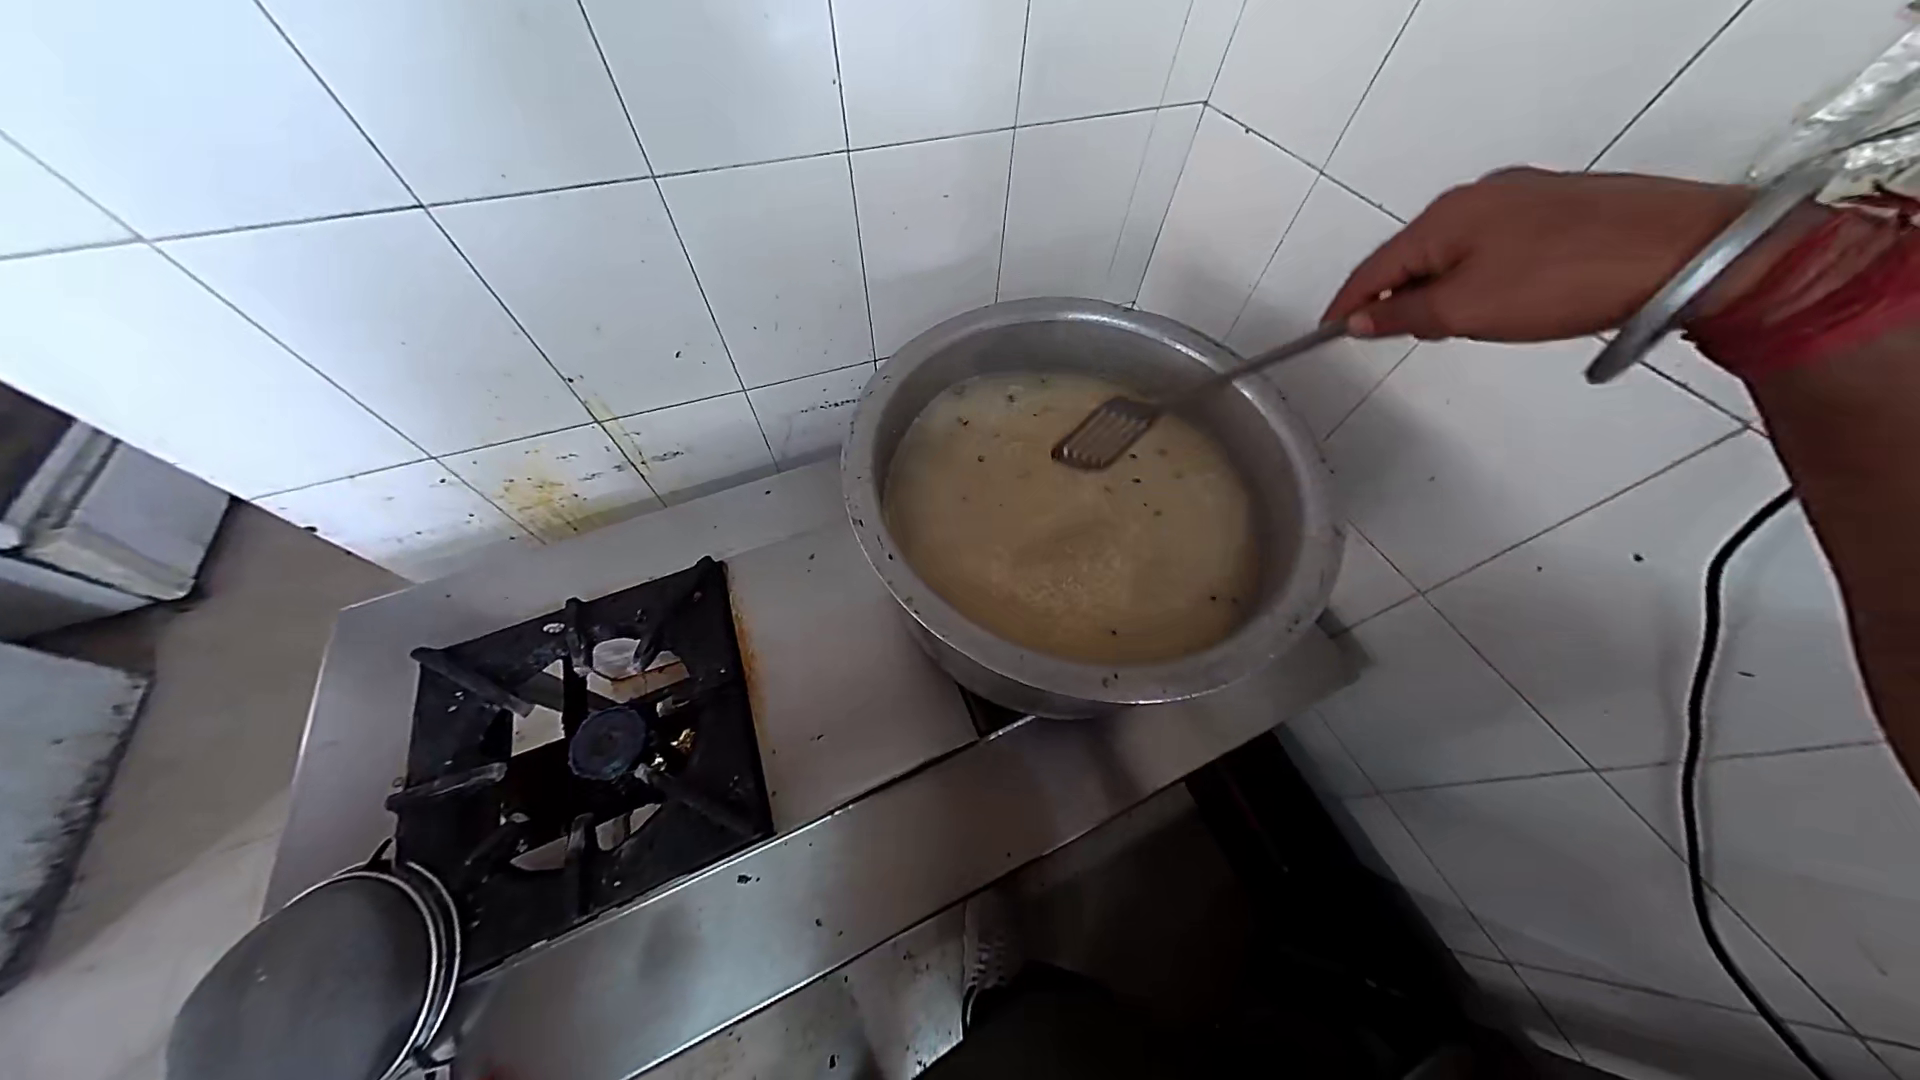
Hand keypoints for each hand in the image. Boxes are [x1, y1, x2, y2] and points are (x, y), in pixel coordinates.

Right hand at [1322, 168, 1755, 341]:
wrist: (1687, 254)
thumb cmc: (1565, 279)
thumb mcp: (1463, 309)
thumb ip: (1401, 316)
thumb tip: (1360, 321)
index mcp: (1445, 217)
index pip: (1372, 270)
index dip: (1344, 306)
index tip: (1324, 333)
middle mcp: (1479, 196)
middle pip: (1409, 257)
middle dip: (1390, 298)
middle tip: (1386, 335)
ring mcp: (1521, 197)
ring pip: (1449, 252)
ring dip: (1432, 289)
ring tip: (1442, 323)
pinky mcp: (1557, 208)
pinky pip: (1487, 245)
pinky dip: (1469, 276)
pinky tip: (1486, 299)